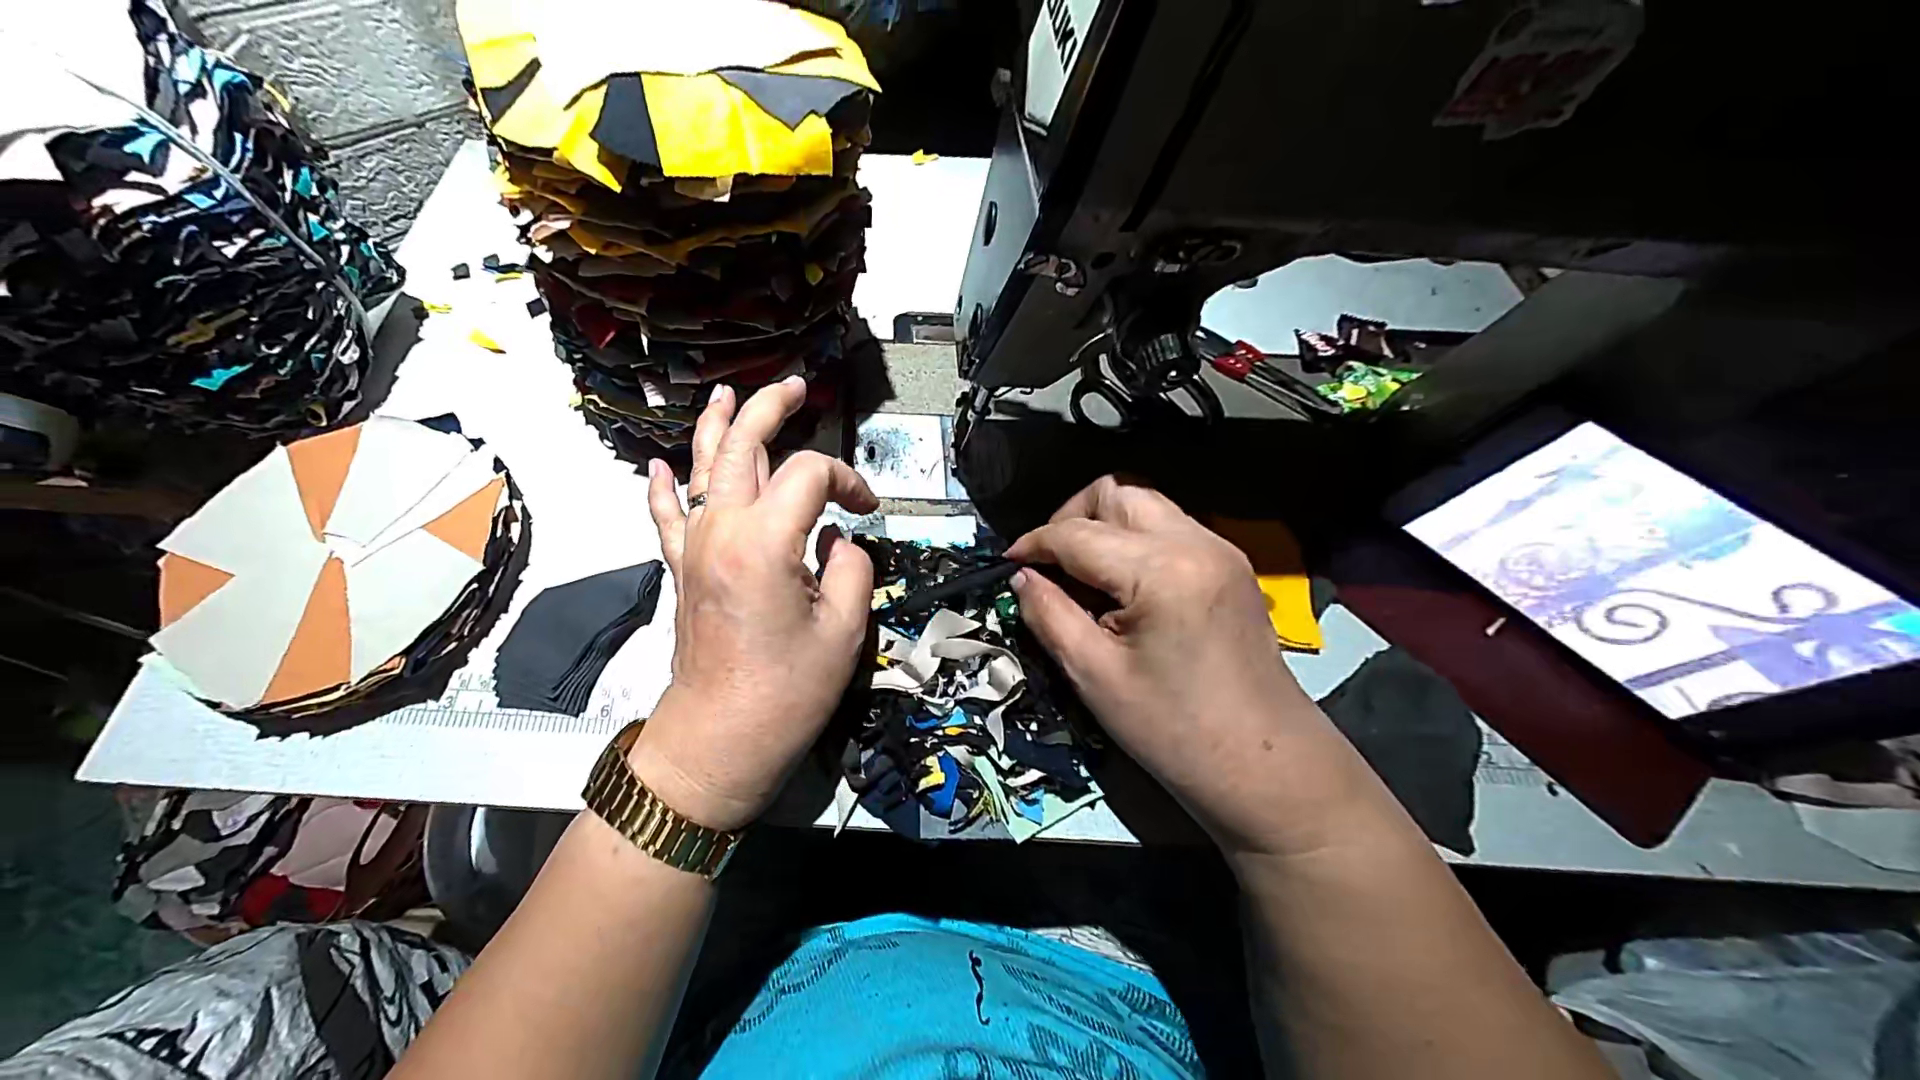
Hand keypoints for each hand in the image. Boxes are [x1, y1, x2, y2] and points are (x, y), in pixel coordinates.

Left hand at [638, 378, 877, 831]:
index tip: (867, 509)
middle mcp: (721, 531)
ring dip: (716, 428)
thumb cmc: (786, 692)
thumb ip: (849, 568)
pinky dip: (665, 489)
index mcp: (764, 540)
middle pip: (743, 446)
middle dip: (771, 408)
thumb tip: (838, 542)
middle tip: (795, 387)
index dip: (847, 480)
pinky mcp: (682, 570)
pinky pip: (667, 518)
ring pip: (702, 469)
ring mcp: (694, 548)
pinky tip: (660, 467)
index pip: (810, 475)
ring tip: (726, 394)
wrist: (718, 739)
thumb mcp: (844, 631)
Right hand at [1007, 477, 1376, 858]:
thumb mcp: (1094, 676)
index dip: (1034, 543)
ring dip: (1104, 526)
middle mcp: (1196, 543)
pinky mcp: (1230, 567)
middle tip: (1049, 564)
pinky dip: (1134, 541)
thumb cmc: (1174, 731)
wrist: (1266, 767)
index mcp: (1161, 570)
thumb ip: (1049, 615)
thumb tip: (1023, 578)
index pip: (1077, 533)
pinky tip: (1121, 586)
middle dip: (1071, 518)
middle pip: (1116, 492)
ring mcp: (1220, 551)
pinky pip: (1170, 529)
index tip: (1009, 563)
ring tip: (1081, 575)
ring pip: (1146, 504)